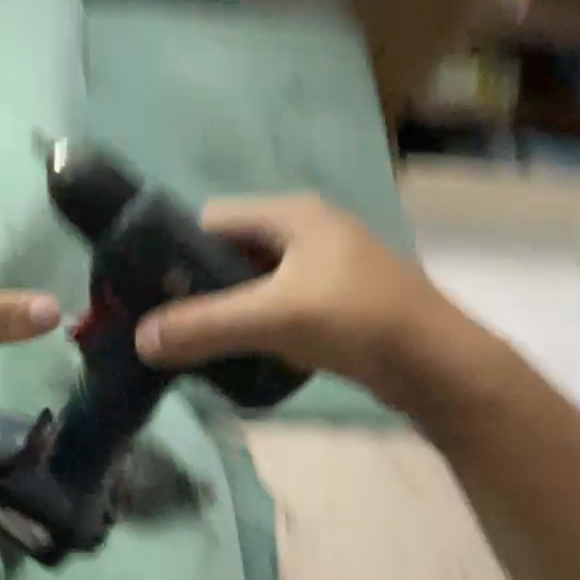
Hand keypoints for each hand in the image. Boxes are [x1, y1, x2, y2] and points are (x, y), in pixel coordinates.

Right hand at [133, 196, 462, 393]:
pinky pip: (276, 303)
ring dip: (226, 307)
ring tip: (198, 340)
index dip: (175, 249)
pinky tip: (241, 351)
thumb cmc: (358, 321)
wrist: (440, 366)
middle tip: (170, 321)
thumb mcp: (274, 318)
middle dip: (198, 284)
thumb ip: (204, 326)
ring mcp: (325, 265)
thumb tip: (139, 338)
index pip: (211, 219)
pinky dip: (254, 323)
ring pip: (253, 281)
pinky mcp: (335, 299)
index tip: (150, 289)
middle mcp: (307, 229)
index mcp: (293, 213)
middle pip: (230, 251)